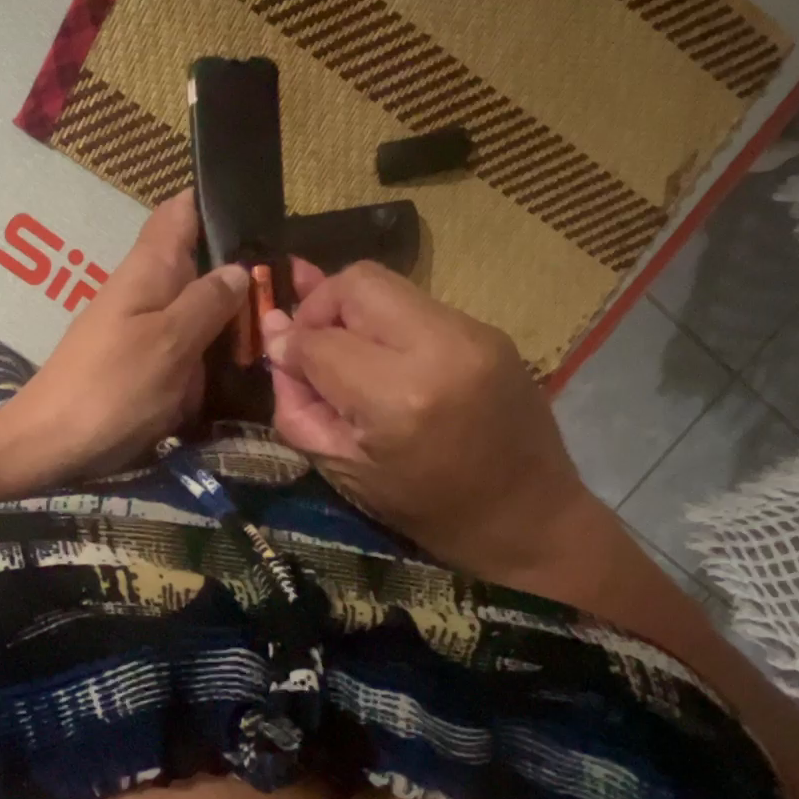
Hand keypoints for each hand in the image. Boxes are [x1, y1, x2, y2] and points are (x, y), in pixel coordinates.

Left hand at [0, 190, 249, 484]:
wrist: (46, 446)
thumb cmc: (110, 390)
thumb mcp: (170, 343)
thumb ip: (207, 303)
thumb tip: (237, 269)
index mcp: (146, 268)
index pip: (181, 211)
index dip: (219, 207)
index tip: (262, 227)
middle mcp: (138, 290)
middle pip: (195, 268)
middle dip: (233, 285)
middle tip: (278, 306)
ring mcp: (133, 330)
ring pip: (190, 317)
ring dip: (217, 335)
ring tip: (253, 353)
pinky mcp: (130, 366)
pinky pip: (175, 355)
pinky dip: (194, 369)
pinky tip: (211, 390)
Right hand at [263, 261, 605, 581]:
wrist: (524, 516)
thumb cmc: (423, 509)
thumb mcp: (342, 470)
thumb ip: (298, 405)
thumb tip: (274, 341)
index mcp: (398, 398)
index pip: (320, 340)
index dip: (290, 347)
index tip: (281, 362)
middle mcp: (439, 349)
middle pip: (357, 283)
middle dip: (319, 306)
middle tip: (310, 344)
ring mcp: (472, 333)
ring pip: (388, 287)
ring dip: (353, 314)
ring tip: (345, 355)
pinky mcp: (489, 331)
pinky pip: (417, 307)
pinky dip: (386, 325)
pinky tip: (382, 360)